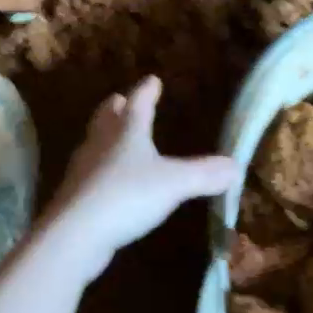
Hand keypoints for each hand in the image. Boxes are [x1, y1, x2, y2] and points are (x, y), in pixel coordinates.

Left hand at [40, 76, 238, 274]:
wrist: (76, 233)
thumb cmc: (127, 195)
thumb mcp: (174, 183)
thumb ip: (204, 174)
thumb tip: (236, 166)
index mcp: (127, 131)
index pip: (139, 102)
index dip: (147, 91)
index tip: (153, 80)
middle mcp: (102, 142)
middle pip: (108, 116)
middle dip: (117, 108)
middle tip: (121, 99)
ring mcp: (84, 168)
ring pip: (95, 142)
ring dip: (105, 135)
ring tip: (114, 136)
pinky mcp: (76, 195)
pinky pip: (91, 172)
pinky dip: (100, 168)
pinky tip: (107, 179)